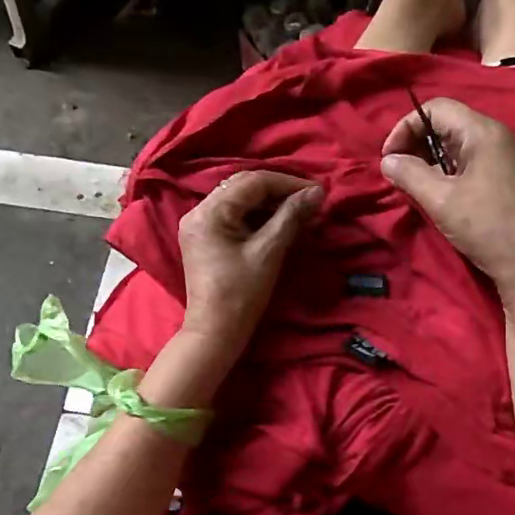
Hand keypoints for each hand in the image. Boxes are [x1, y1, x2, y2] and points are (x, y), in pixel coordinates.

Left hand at [177, 170, 321, 354]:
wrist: (215, 332)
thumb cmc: (242, 294)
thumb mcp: (269, 252)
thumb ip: (291, 217)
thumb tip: (317, 192)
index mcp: (209, 212)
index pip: (252, 182)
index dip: (287, 183)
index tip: (316, 190)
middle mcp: (197, 211)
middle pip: (242, 186)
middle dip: (277, 190)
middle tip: (308, 198)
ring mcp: (197, 224)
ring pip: (237, 199)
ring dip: (267, 201)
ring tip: (297, 209)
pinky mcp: (203, 237)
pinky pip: (231, 214)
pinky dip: (255, 214)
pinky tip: (276, 220)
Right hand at [380, 97, 514, 288]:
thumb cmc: (486, 226)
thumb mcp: (441, 200)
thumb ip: (409, 175)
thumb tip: (387, 161)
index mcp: (481, 132)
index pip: (435, 108)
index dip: (405, 127)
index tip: (388, 157)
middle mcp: (492, 136)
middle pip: (444, 123)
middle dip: (414, 143)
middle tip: (396, 173)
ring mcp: (499, 156)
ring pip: (453, 144)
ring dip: (427, 160)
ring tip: (410, 186)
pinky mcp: (499, 176)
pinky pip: (464, 161)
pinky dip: (443, 171)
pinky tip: (432, 194)